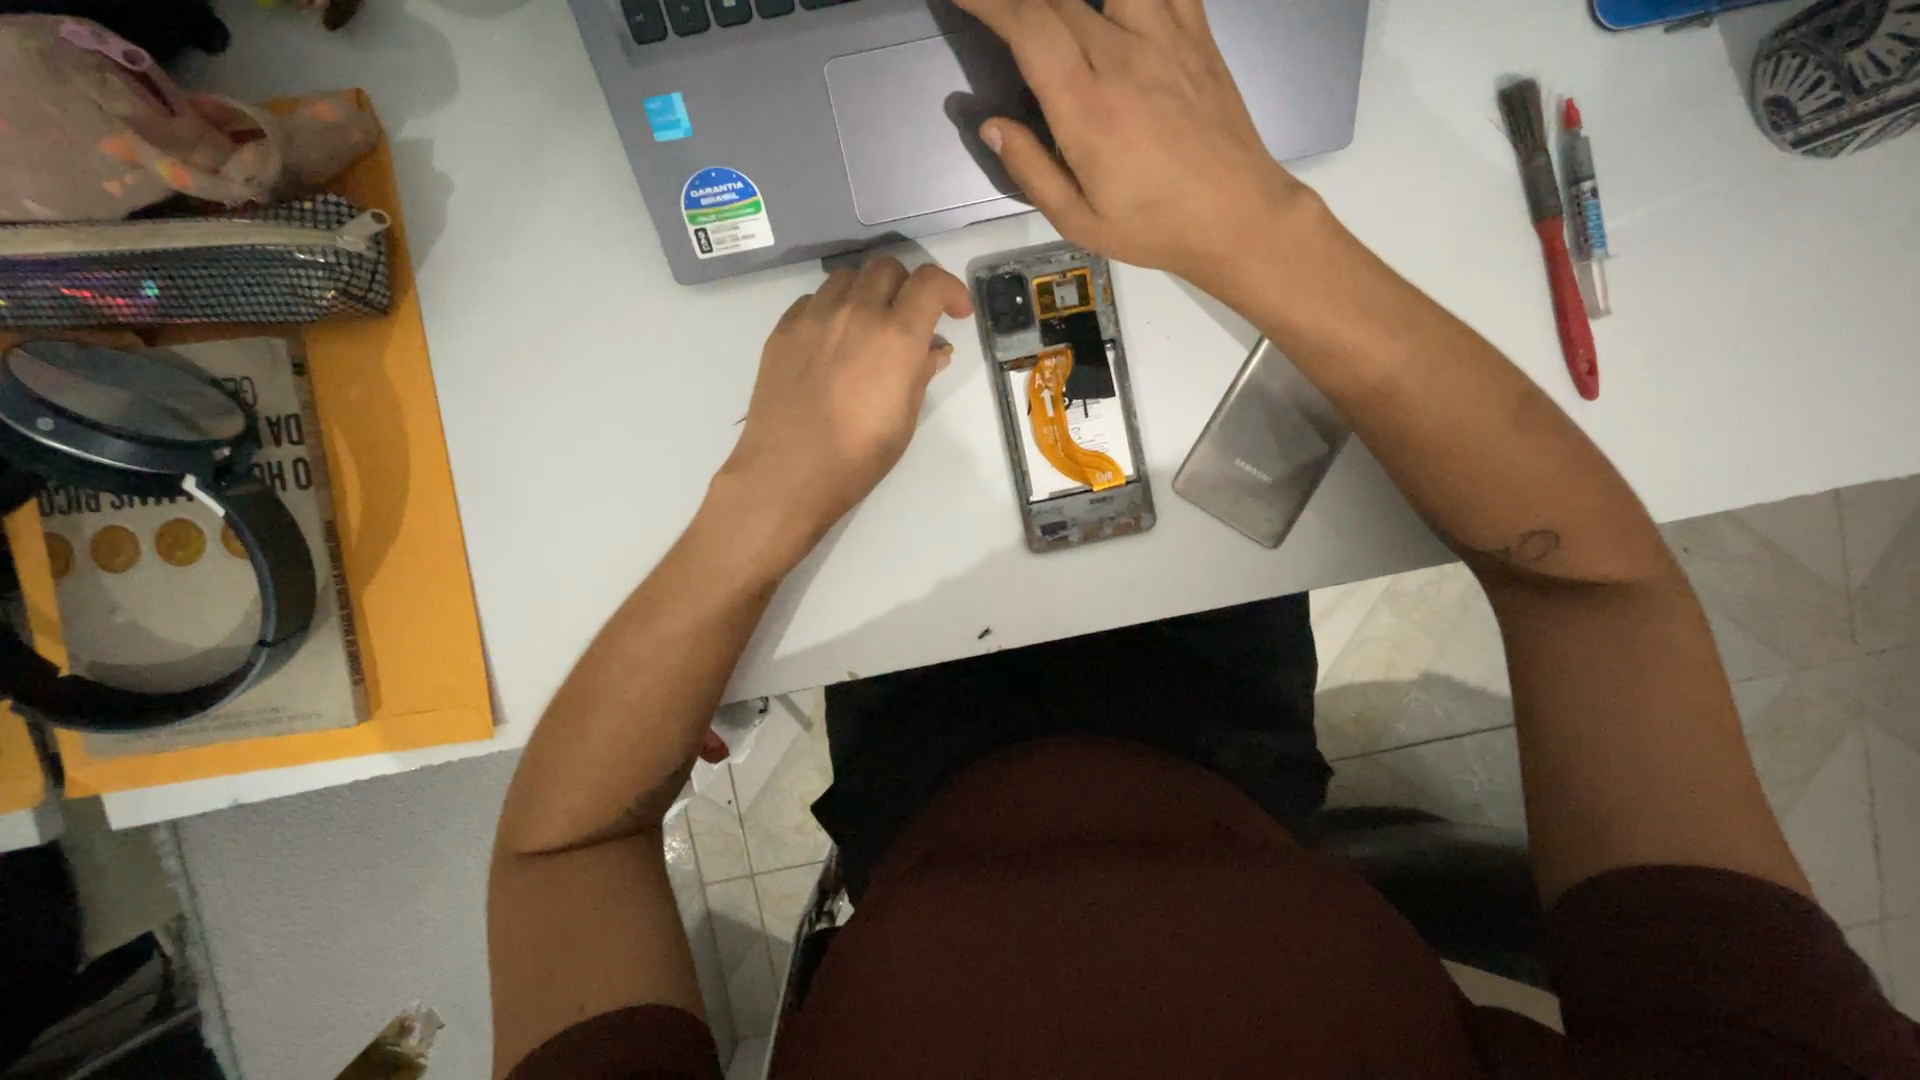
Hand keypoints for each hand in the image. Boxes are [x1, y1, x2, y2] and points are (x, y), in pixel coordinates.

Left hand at [719, 258, 973, 550]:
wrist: (788, 471)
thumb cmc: (857, 456)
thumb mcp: (904, 418)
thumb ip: (920, 373)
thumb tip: (932, 350)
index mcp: (896, 335)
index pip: (931, 282)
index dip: (951, 290)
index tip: (956, 312)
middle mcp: (856, 312)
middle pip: (887, 268)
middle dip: (907, 287)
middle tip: (910, 319)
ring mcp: (814, 316)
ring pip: (847, 277)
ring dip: (867, 291)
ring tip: (869, 324)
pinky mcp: (783, 329)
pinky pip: (813, 299)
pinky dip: (832, 308)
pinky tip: (832, 340)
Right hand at [952, 0, 1317, 291]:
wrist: (1238, 216)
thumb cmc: (1154, 227)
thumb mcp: (1079, 221)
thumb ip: (1030, 169)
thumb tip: (990, 125)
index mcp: (1087, 107)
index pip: (1027, 26)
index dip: (988, 0)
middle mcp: (1122, 57)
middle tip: (998, 6)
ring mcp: (1164, 38)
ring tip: (1052, 7)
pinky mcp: (1195, 33)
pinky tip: (1116, 6)